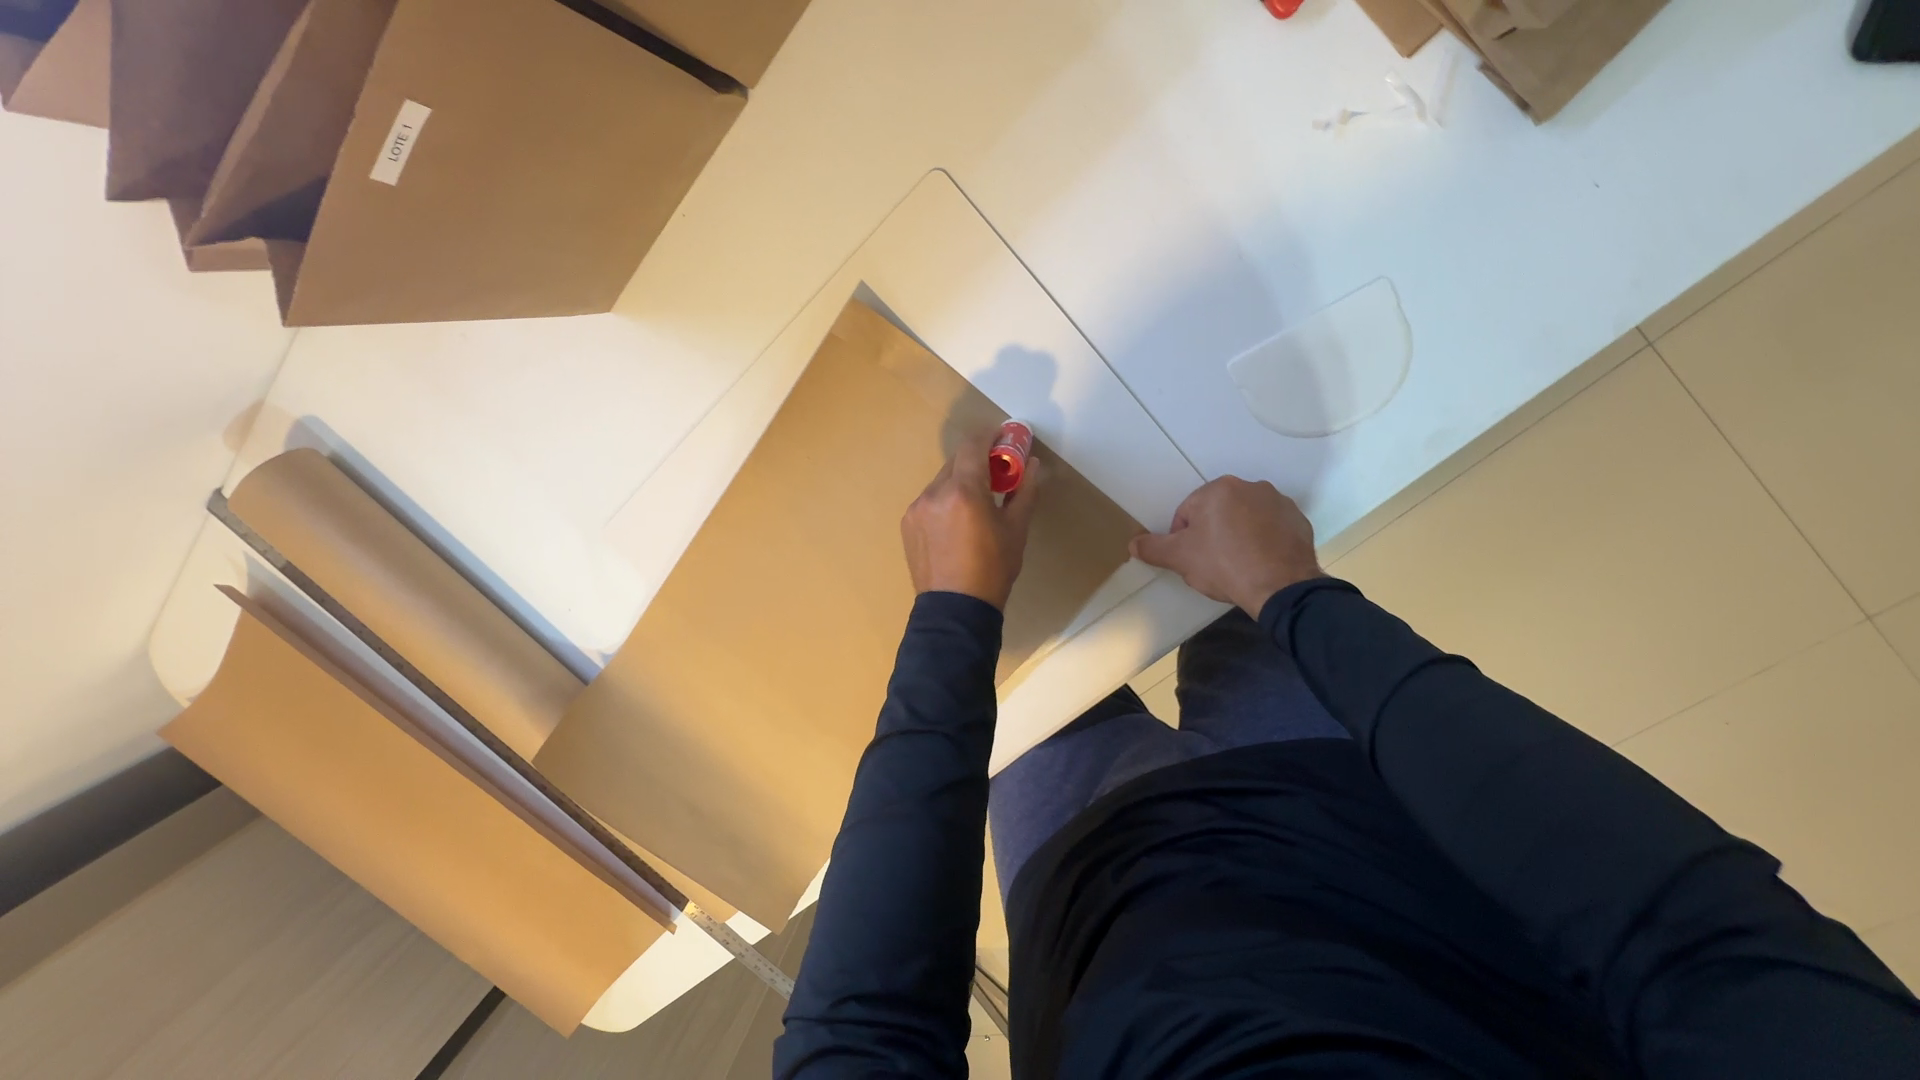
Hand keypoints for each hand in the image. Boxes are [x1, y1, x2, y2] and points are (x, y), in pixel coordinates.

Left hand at [901, 428, 1044, 610]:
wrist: (955, 609)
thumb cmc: (993, 570)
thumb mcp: (1016, 530)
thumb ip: (1024, 491)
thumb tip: (1032, 464)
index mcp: (963, 491)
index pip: (973, 445)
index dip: (990, 434)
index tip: (1004, 435)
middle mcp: (934, 493)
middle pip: (957, 461)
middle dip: (977, 461)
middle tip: (997, 471)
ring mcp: (917, 508)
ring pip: (942, 481)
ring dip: (961, 482)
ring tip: (978, 502)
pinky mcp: (908, 524)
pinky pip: (930, 500)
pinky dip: (946, 500)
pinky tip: (958, 522)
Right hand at [1129, 477, 1322, 617]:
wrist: (1281, 586)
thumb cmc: (1224, 565)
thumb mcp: (1180, 558)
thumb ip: (1154, 548)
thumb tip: (1133, 543)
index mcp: (1218, 489)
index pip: (1188, 512)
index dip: (1184, 539)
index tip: (1193, 560)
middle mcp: (1249, 487)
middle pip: (1218, 512)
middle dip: (1213, 534)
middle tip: (1214, 563)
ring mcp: (1278, 502)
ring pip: (1246, 518)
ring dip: (1239, 535)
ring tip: (1239, 565)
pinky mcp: (1297, 520)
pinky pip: (1272, 528)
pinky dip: (1264, 541)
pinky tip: (1261, 563)